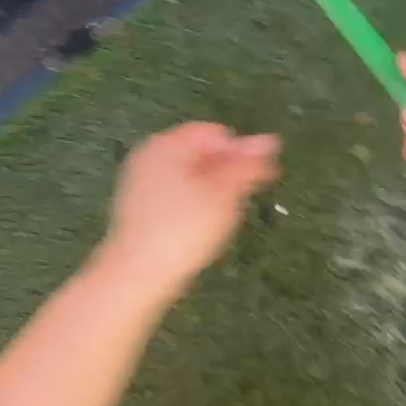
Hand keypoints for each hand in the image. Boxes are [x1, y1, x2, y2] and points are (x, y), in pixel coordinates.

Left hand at [96, 123, 280, 299]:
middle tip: (240, 200)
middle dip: (224, 172)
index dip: (239, 152)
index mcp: (167, 143)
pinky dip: (190, 203)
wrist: (138, 272)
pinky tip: (198, 227)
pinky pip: (173, 193)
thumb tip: (269, 141)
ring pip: (187, 175)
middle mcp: (149, 154)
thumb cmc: (184, 228)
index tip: (255, 179)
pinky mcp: (136, 205)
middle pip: (198, 152)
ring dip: (210, 190)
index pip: (214, 133)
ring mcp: (139, 179)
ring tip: (220, 218)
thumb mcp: (224, 194)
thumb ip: (247, 165)